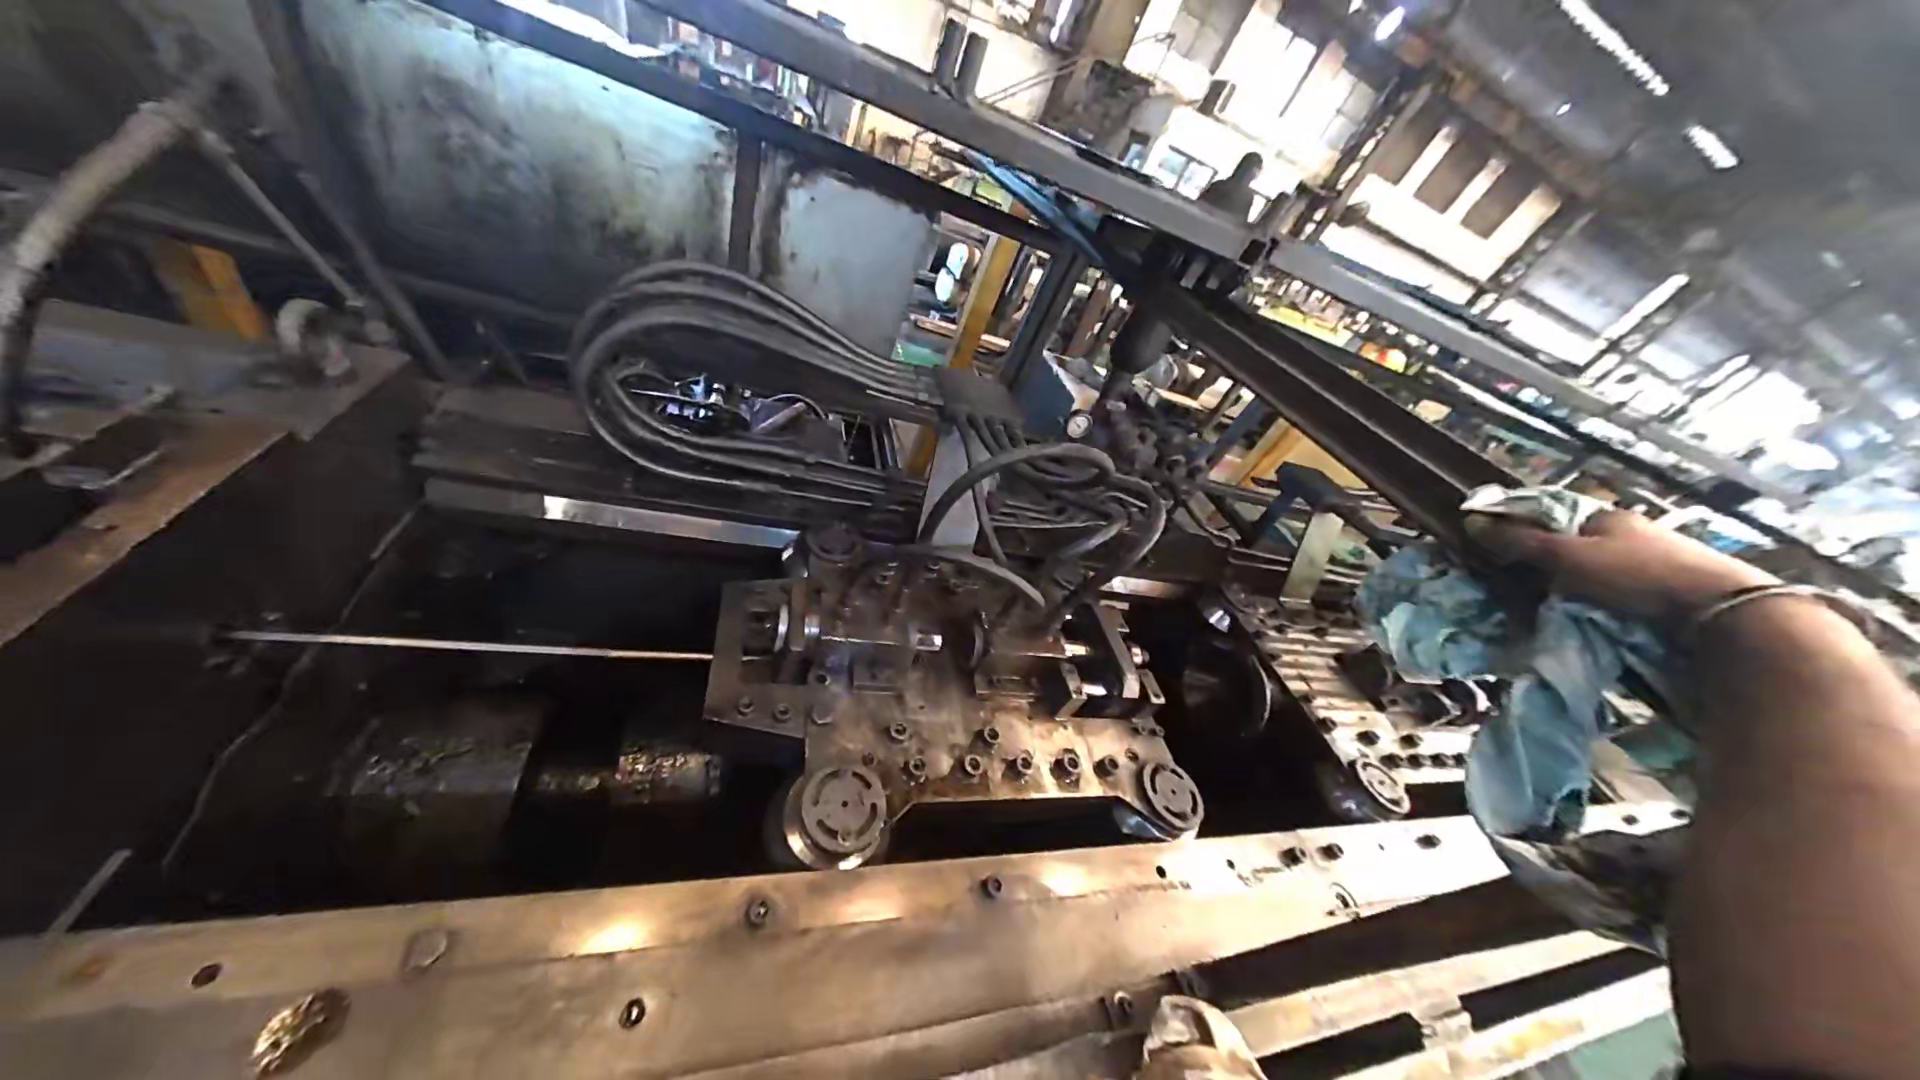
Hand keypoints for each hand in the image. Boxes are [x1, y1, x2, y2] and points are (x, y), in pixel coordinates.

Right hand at [1466, 509, 1776, 621]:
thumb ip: (1518, 540)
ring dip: (1561, 580)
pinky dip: (1586, 596)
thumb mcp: (1566, 555)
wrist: (1722, 613)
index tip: (1485, 544)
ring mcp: (1646, 561)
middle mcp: (1625, 532)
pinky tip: (1574, 611)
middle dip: (1535, 556)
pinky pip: (1607, 588)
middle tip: (1505, 578)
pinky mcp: (1661, 590)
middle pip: (1565, 540)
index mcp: (1603, 515)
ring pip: (1586, 566)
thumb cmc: (1637, 574)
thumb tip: (1470, 521)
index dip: (1513, 524)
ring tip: (1535, 600)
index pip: (1545, 511)